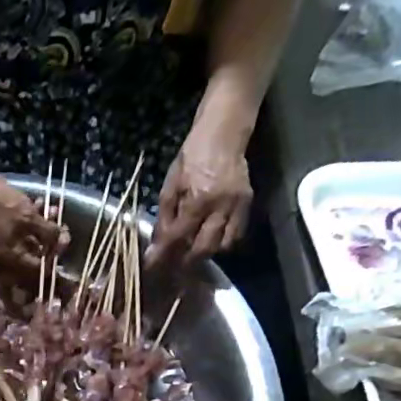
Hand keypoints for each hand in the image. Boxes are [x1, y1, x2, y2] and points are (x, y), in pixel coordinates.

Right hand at [0, 170, 64, 279]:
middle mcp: (7, 256)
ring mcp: (4, 244)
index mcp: (11, 258)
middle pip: (33, 256)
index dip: (52, 257)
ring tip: (53, 210)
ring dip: (44, 227)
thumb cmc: (4, 206)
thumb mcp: (31, 219)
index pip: (36, 269)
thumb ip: (48, 234)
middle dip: (50, 240)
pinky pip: (22, 231)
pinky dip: (33, 221)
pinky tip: (40, 205)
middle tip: (62, 226)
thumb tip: (62, 244)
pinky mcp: (3, 231)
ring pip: (30, 241)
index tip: (64, 242)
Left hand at [145, 132, 250, 270]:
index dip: (163, 255)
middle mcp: (221, 206)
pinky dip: (223, 241)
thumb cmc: (191, 157)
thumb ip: (165, 218)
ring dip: (206, 253)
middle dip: (186, 261)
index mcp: (198, 200)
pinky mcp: (248, 201)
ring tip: (191, 253)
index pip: (178, 237)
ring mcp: (238, 204)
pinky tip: (210, 240)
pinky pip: (238, 232)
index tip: (152, 267)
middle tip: (173, 265)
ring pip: (224, 244)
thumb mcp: (170, 187)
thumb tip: (156, 245)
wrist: (224, 133)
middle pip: (204, 248)